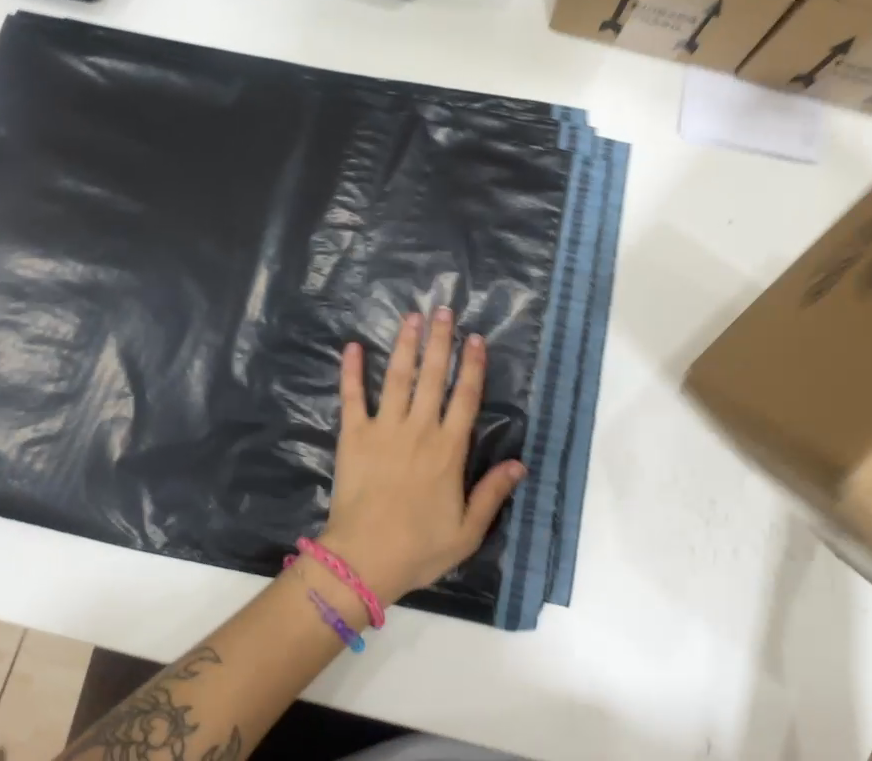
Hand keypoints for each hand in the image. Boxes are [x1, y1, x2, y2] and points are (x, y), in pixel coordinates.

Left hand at [319, 307, 527, 604]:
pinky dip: (351, 372)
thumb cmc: (420, 547)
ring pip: (397, 378)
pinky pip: (352, 398)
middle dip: (439, 341)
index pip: (465, 398)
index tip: (475, 338)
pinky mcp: (352, 437)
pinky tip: (352, 347)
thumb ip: (493, 493)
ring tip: (411, 317)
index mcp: (448, 450)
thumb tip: (520, 464)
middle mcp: (418, 430)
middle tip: (442, 310)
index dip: (472, 366)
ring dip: (405, 345)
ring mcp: (383, 429)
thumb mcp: (468, 530)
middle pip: (432, 377)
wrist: (364, 560)